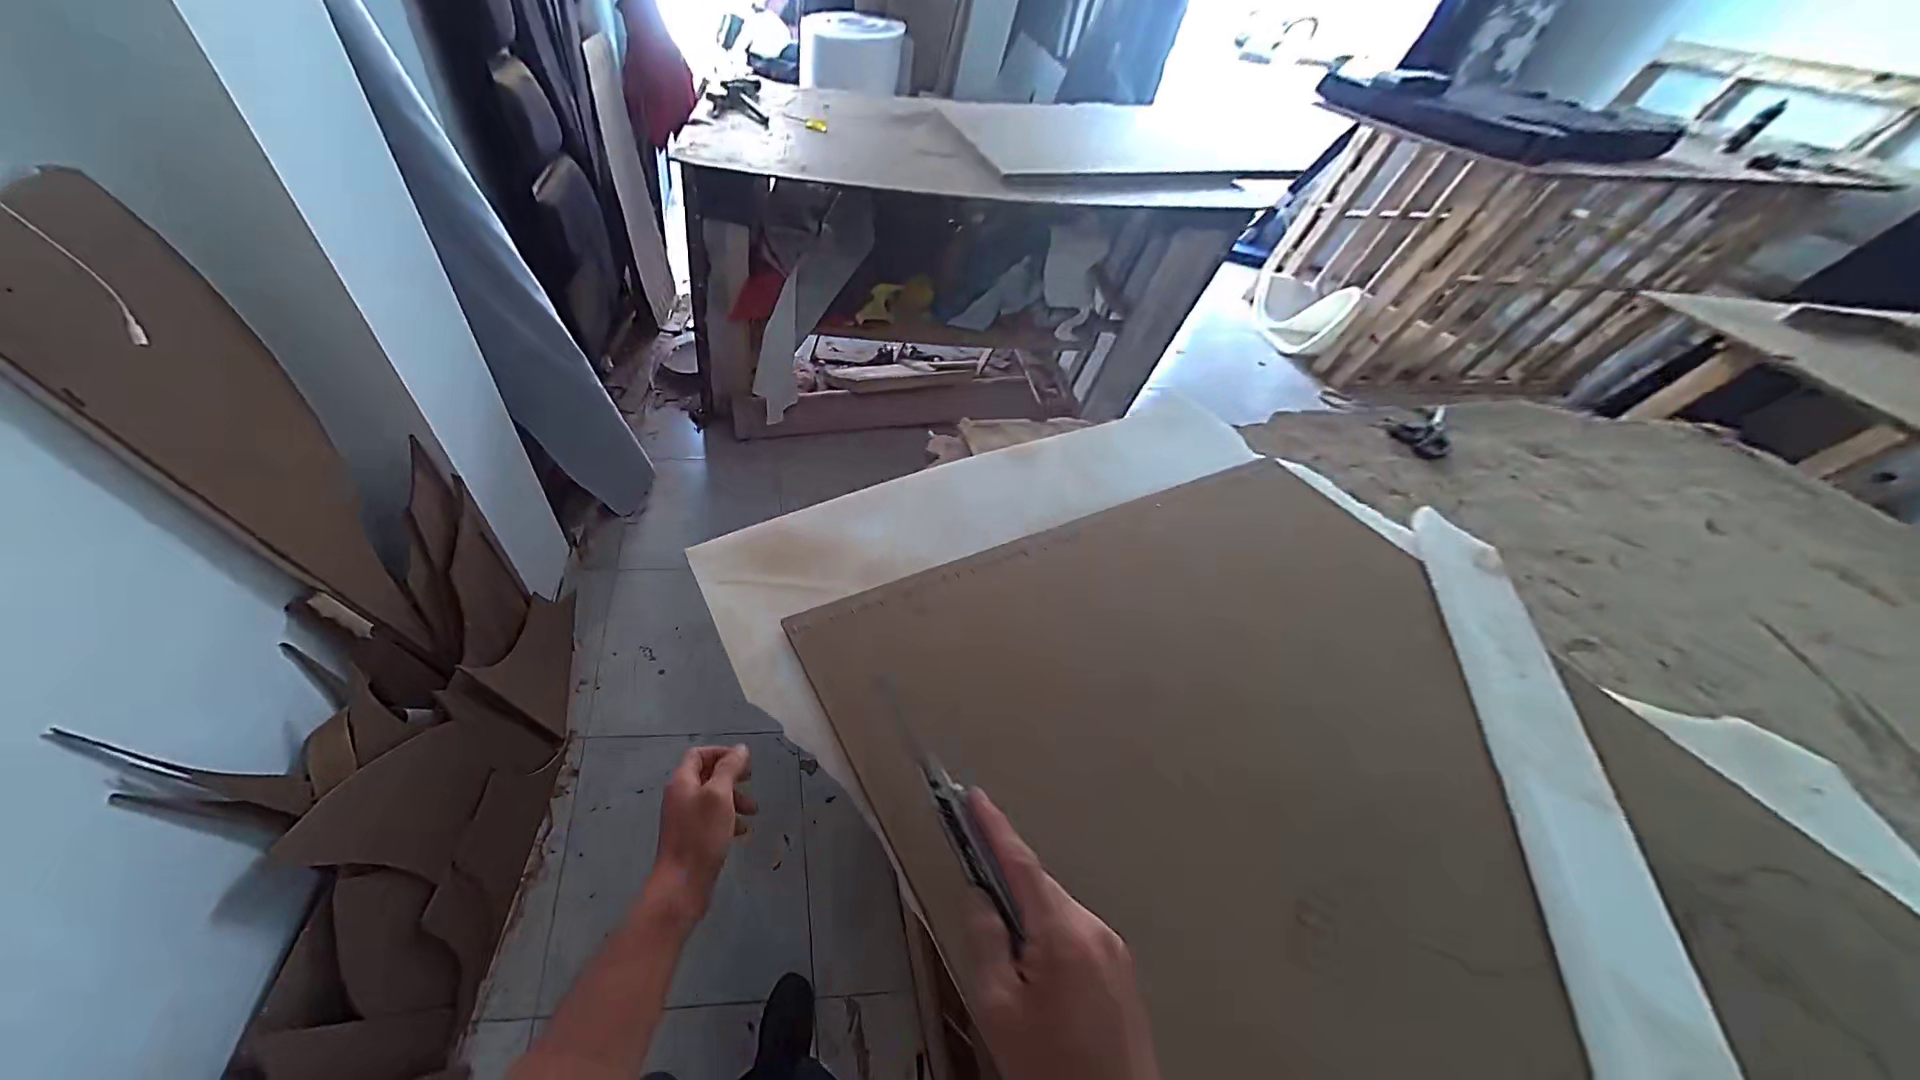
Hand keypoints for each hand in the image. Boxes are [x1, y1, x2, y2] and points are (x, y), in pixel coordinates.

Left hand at [648, 744, 755, 919]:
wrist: (682, 884)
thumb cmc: (701, 835)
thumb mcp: (719, 795)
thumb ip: (729, 768)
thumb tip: (740, 749)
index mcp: (682, 782)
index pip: (699, 754)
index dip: (722, 752)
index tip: (744, 762)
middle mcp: (681, 796)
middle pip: (708, 774)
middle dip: (732, 775)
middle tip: (751, 780)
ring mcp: (685, 818)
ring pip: (713, 797)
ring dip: (735, 798)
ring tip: (753, 811)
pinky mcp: (692, 837)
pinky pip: (712, 818)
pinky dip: (729, 818)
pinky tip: (742, 830)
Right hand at [961, 789, 1161, 1079]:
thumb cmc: (1052, 1069)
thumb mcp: (999, 1008)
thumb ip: (985, 940)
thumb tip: (979, 895)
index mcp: (1064, 933)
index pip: (1021, 863)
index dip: (994, 827)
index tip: (975, 797)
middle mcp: (1095, 929)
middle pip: (1039, 888)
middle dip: (1008, 889)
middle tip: (979, 900)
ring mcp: (1113, 947)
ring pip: (1057, 911)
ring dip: (1030, 921)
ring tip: (1013, 971)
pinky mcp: (1121, 966)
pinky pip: (1076, 931)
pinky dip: (1051, 936)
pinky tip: (1041, 978)